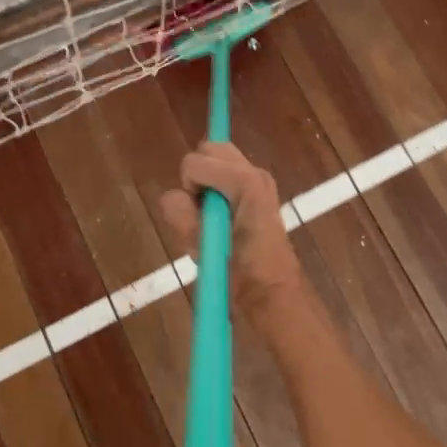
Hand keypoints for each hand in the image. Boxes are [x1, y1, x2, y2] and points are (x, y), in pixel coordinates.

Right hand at [160, 142, 305, 322]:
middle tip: (203, 214)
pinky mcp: (258, 191)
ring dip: (207, 186)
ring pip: (216, 162)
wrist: (273, 295)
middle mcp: (254, 173)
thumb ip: (181, 213)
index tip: (199, 214)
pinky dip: (217, 192)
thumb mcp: (202, 245)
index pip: (194, 163)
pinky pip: (225, 178)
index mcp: (244, 182)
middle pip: (209, 151)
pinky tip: (224, 223)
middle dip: (198, 178)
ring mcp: (259, 181)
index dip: (189, 187)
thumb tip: (173, 198)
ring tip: (215, 223)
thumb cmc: (238, 274)